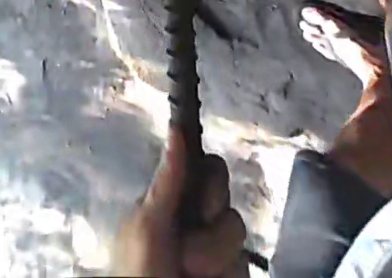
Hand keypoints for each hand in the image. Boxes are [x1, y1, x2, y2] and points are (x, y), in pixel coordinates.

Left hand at [110, 133, 247, 276]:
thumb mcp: (147, 230)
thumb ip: (167, 181)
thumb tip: (177, 127)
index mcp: (169, 203)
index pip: (206, 168)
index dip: (212, 181)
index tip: (205, 203)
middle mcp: (194, 223)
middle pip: (226, 198)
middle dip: (214, 227)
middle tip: (189, 255)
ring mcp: (213, 254)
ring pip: (237, 233)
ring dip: (217, 259)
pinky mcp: (230, 276)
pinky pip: (244, 265)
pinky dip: (228, 277)